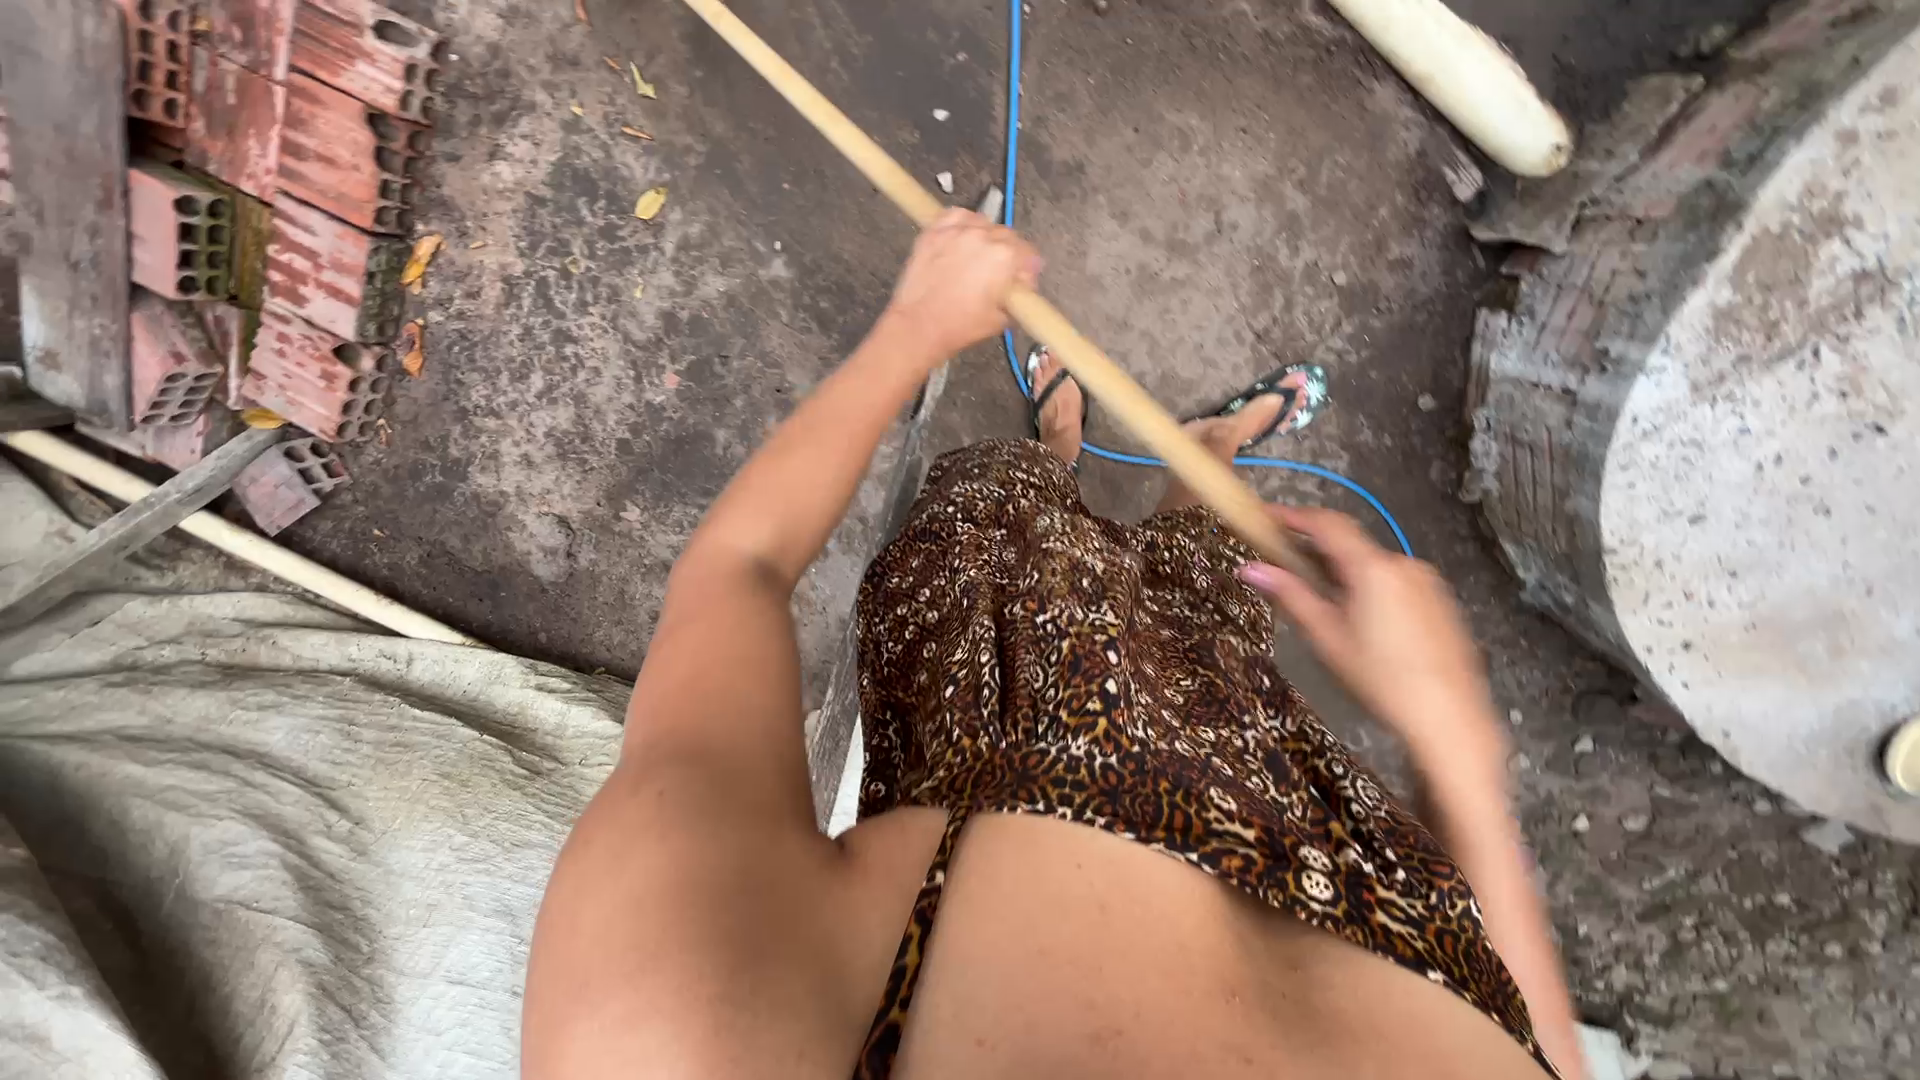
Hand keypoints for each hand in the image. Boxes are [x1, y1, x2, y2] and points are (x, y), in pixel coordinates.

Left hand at [881, 209, 1041, 358]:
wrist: (919, 326)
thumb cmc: (956, 325)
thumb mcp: (1002, 318)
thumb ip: (1019, 297)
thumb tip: (1023, 287)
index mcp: (1005, 257)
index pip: (1029, 253)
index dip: (1027, 268)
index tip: (1022, 277)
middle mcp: (983, 236)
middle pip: (1007, 236)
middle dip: (1007, 253)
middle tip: (999, 273)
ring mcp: (957, 230)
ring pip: (982, 223)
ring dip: (985, 237)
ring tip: (978, 258)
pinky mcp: (935, 232)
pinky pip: (955, 216)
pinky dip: (962, 225)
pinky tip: (961, 241)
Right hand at [1238, 506, 1508, 774]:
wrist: (1450, 719)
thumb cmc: (1379, 678)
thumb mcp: (1326, 636)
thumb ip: (1289, 595)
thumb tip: (1249, 568)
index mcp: (1372, 568)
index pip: (1327, 524)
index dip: (1293, 516)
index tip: (1265, 517)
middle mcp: (1402, 564)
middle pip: (1349, 544)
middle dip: (1314, 551)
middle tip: (1284, 567)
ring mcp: (1426, 583)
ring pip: (1371, 565)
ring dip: (1341, 572)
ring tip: (1320, 604)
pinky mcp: (1439, 603)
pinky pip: (1393, 582)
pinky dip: (1367, 587)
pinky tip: (1359, 622)